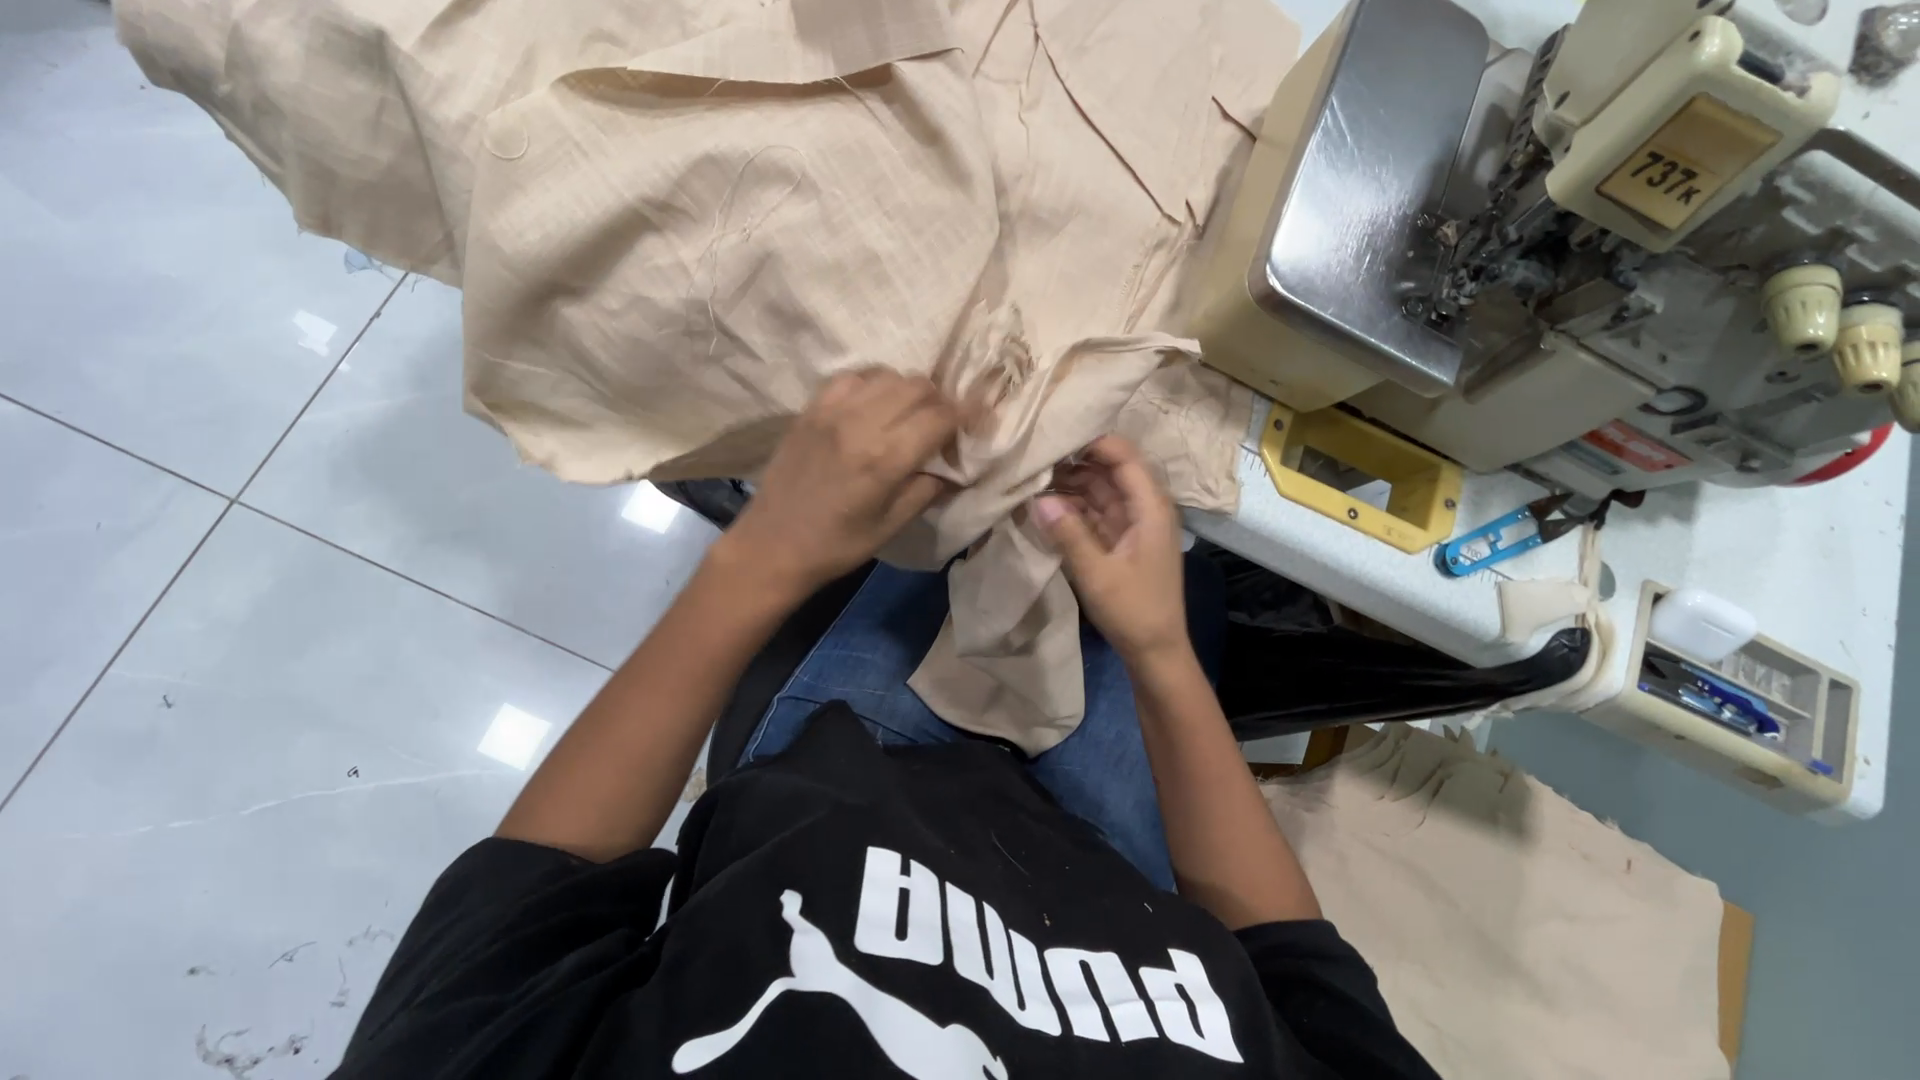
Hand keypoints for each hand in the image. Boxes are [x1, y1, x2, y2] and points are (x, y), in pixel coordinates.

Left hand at [717, 370, 958, 597]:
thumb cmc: (837, 546)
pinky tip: (873, 406)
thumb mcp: (891, 526)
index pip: (940, 416)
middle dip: (939, 401)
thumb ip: (928, 489)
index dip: (965, 416)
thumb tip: (955, 467)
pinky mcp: (811, 409)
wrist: (772, 546)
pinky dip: (872, 385)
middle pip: (917, 386)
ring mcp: (831, 412)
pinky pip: (852, 377)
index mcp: (884, 459)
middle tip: (942, 423)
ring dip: (907, 390)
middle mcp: (860, 424)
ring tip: (908, 414)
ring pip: (887, 375)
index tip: (975, 423)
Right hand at [1030, 435, 1189, 663]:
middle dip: (1074, 460)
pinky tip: (1044, 504)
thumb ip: (1067, 533)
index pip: (1123, 456)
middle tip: (1033, 455)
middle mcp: (1145, 508)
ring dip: (1070, 483)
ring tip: (1032, 476)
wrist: (1156, 651)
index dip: (1092, 441)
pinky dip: (1073, 507)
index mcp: (1150, 507)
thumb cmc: (1133, 611)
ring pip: (1100, 490)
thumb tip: (1037, 499)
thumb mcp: (1096, 573)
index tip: (1054, 434)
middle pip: (1110, 469)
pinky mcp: (1121, 541)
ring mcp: (1133, 524)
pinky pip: (1095, 512)